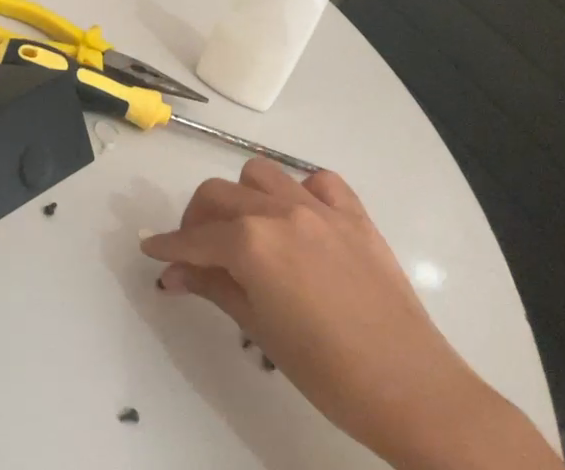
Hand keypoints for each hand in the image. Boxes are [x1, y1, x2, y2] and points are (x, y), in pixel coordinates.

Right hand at [141, 159, 563, 469]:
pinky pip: (319, 182)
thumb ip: (211, 286)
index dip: (167, 246)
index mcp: (250, 242)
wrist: (412, 390)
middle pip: (218, 195)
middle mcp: (280, 213)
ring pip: (261, 175)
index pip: (193, 238)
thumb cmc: (325, 369)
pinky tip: (298, 221)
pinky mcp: (357, 219)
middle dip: (197, 219)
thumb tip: (173, 273)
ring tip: (245, 230)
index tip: (152, 250)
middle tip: (196, 252)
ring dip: (242, 196)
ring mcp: (321, 211)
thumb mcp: (257, 327)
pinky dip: (300, 191)